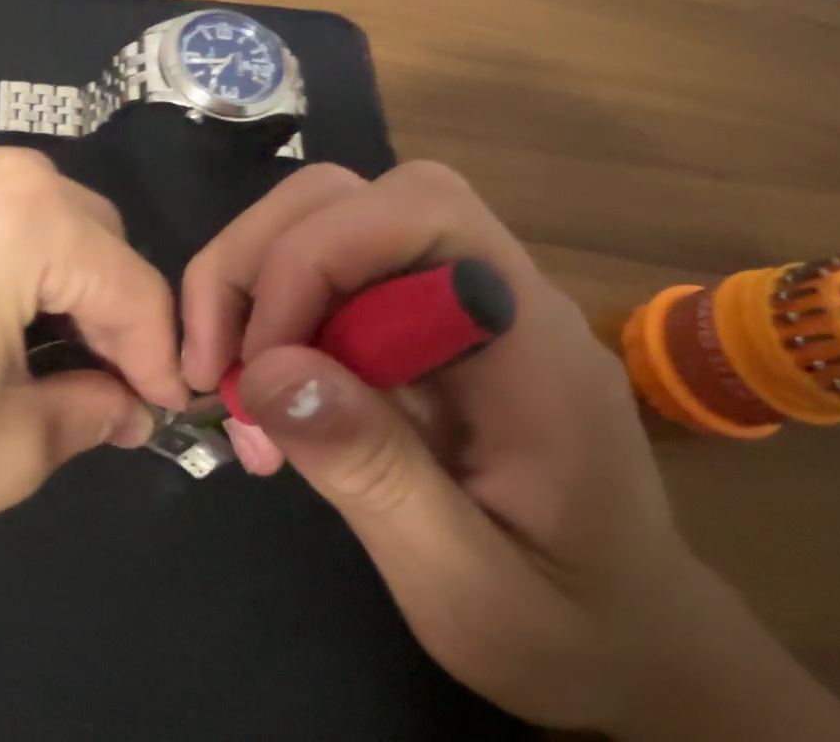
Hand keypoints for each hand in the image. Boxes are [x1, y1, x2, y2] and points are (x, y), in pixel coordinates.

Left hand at [0, 114, 187, 741]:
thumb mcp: (2, 452)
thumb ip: (86, 411)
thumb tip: (123, 400)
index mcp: (19, 211)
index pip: (131, 285)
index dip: (161, 356)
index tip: (172, 408)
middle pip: (81, 234)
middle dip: (106, 313)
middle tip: (110, 393)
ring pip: (24, 216)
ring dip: (51, 285)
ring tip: (46, 366)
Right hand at [180, 161, 831, 734]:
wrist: (627, 640)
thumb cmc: (566, 628)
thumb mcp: (468, 585)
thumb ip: (375, 473)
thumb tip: (268, 370)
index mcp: (530, 343)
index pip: (421, 213)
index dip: (315, 256)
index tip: (260, 361)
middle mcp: (487, 297)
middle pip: (354, 199)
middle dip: (259, 262)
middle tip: (213, 363)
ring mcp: (446, 309)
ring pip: (324, 227)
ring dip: (250, 291)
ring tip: (225, 386)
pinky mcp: (410, 332)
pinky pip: (320, 286)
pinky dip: (264, 325)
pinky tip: (258, 399)